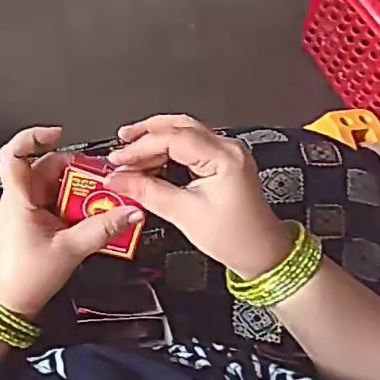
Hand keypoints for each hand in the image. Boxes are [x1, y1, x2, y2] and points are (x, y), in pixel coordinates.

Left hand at [0, 126, 143, 317]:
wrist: (8, 304)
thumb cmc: (23, 277)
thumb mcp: (69, 250)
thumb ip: (102, 229)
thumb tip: (130, 211)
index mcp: (19, 197)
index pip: (15, 152)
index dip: (34, 136)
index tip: (59, 134)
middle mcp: (22, 197)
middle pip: (49, 167)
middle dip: (77, 169)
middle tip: (102, 178)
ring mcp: (30, 208)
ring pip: (59, 184)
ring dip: (82, 189)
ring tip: (104, 198)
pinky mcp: (39, 221)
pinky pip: (62, 201)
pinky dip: (79, 204)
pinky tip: (96, 214)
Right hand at [105, 115, 295, 279]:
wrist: (261, 253)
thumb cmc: (236, 237)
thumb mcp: (184, 214)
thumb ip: (147, 192)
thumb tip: (118, 179)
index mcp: (225, 157)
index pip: (174, 138)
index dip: (141, 146)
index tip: (119, 159)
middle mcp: (228, 148)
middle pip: (178, 126)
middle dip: (145, 135)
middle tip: (120, 146)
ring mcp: (226, 151)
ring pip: (183, 131)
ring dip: (154, 139)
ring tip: (129, 150)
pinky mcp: (221, 159)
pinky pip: (190, 143)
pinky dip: (166, 148)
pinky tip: (150, 158)